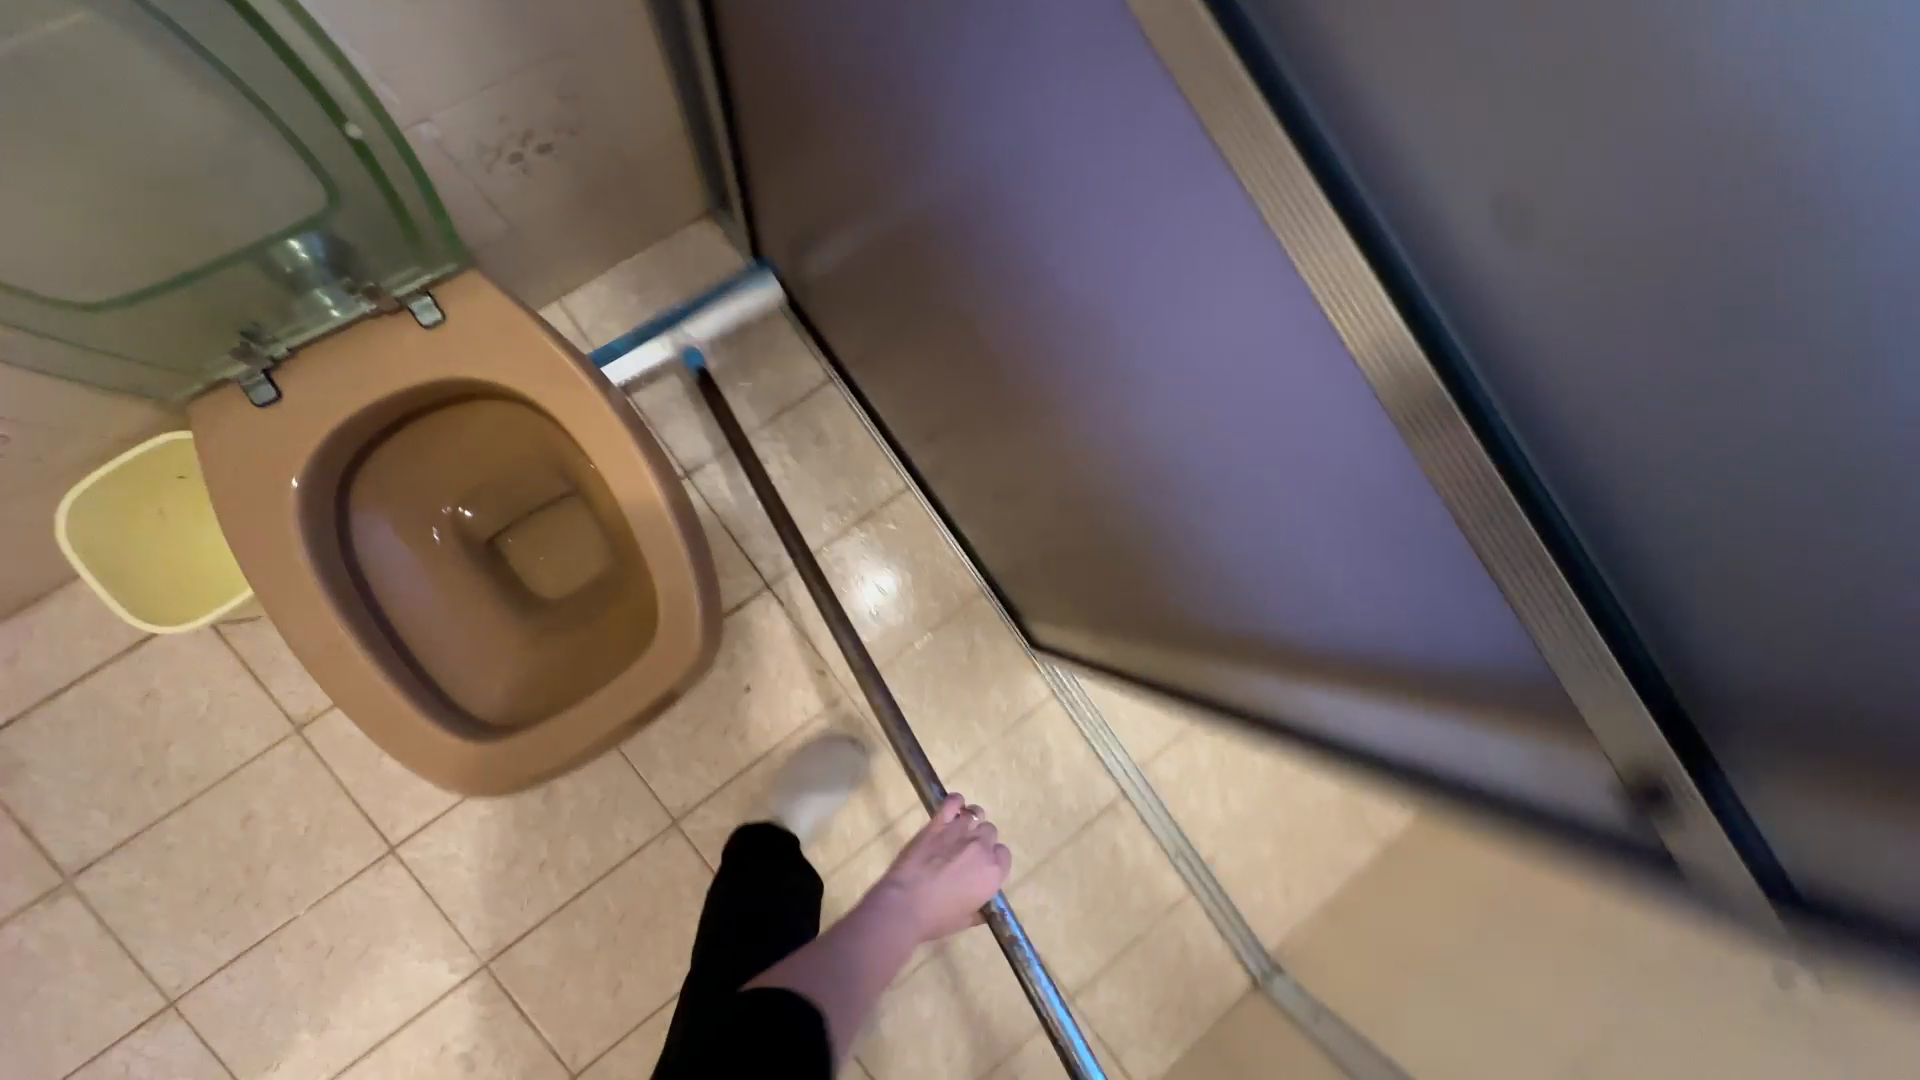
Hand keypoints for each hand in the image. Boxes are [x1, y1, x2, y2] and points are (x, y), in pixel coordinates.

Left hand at [864, 793, 1013, 942]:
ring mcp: (960, 831)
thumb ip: (979, 909)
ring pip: (976, 814)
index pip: (1004, 855)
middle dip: (982, 840)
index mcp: (993, 872)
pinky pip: (954, 801)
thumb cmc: (936, 918)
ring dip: (971, 822)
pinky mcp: (939, 822)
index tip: (982, 867)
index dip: (993, 860)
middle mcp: (981, 847)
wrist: (904, 904)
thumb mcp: (966, 920)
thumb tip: (983, 908)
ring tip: (959, 831)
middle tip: (966, 853)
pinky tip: (953, 809)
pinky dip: (956, 802)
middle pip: (990, 832)